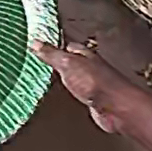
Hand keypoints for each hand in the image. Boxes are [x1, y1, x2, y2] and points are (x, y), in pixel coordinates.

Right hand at [32, 40, 150, 134]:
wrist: (115, 107)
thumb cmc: (97, 83)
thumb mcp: (67, 64)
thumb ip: (52, 54)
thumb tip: (36, 43)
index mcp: (84, 54)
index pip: (66, 45)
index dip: (54, 45)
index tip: (41, 46)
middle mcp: (90, 66)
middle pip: (73, 60)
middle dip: (61, 60)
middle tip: (46, 59)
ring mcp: (93, 83)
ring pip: (77, 75)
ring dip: (67, 76)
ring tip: (54, 76)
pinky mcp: (95, 99)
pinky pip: (80, 91)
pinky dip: (73, 90)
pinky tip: (69, 94)